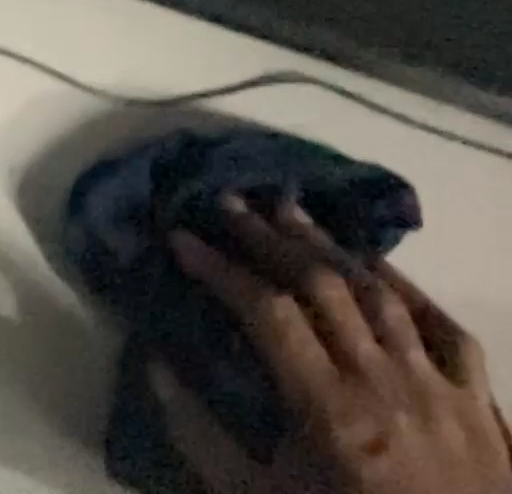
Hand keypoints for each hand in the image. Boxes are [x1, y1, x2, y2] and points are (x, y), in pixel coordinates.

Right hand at [155, 197, 511, 493]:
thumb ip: (198, 432)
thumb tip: (154, 364)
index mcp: (328, 408)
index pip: (265, 309)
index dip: (218, 266)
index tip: (180, 238)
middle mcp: (385, 383)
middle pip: (322, 285)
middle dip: (266, 237)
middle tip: (227, 202)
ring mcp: (441, 389)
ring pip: (380, 293)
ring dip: (327, 244)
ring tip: (288, 209)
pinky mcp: (480, 403)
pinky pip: (447, 329)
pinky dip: (407, 287)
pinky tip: (374, 262)